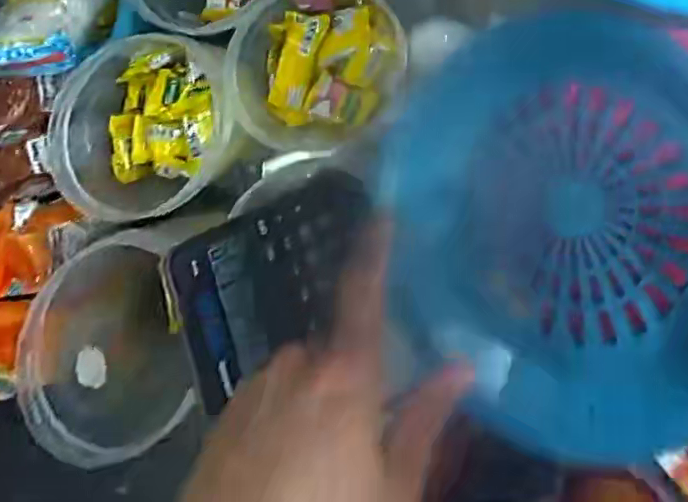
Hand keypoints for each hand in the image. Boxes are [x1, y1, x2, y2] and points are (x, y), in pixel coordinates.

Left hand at [178, 222, 471, 501]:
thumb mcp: (393, 489)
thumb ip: (425, 421)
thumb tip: (462, 367)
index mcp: (346, 374)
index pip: (363, 292)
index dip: (374, 249)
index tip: (383, 212)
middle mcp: (298, 363)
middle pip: (335, 348)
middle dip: (351, 375)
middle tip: (364, 427)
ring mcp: (256, 384)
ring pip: (301, 375)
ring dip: (315, 400)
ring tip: (320, 462)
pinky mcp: (225, 413)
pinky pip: (268, 395)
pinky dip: (282, 414)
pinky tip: (282, 464)